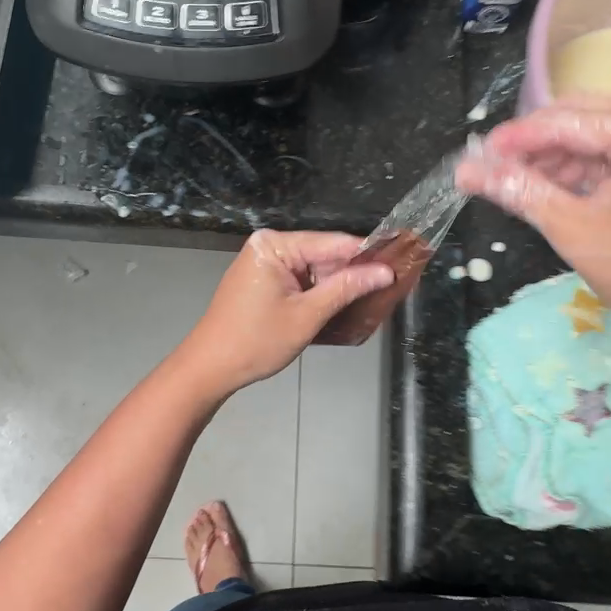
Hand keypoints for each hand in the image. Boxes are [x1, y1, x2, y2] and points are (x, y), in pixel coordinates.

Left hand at [172, 230, 395, 395]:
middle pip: (324, 254)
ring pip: (314, 270)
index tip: (401, 262)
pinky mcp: (263, 281)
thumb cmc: (256, 341)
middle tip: (391, 287)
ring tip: (374, 298)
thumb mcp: (307, 316)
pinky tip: (344, 306)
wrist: (210, 367)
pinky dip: (319, 294)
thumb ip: (346, 289)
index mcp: (275, 245)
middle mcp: (268, 246)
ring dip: (338, 286)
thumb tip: (385, 272)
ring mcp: (264, 263)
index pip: (333, 243)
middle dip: (353, 273)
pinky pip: (300, 280)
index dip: (368, 254)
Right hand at [456, 96, 610, 345]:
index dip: (520, 135)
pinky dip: (582, 173)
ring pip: (599, 139)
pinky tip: (548, 187)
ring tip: (513, 181)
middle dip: (537, 144)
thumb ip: (521, 191)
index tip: (477, 151)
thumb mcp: (575, 230)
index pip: (575, 120)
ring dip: (556, 158)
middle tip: (492, 165)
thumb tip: (468, 171)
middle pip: (588, 119)